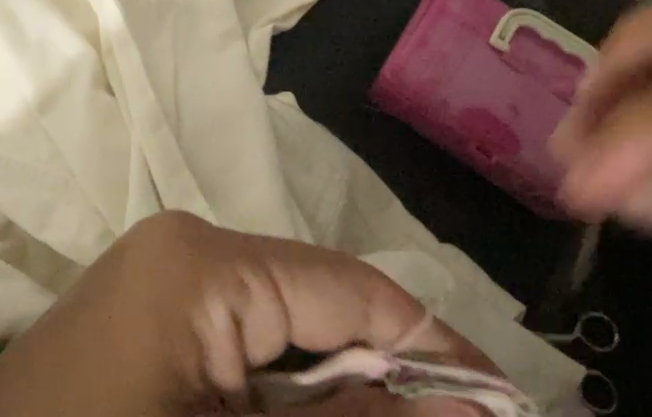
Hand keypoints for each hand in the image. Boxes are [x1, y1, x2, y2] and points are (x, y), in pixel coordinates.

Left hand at [0, 211, 496, 415]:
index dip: (437, 348)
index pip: (354, 288)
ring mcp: (157, 286)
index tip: (509, 408)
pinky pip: (236, 354)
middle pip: (321, 311)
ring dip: (333, 396)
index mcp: (205, 261)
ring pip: (283, 340)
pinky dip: (280, 397)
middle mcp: (183, 251)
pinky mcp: (142, 327)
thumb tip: (465, 407)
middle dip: (384, 381)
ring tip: (391, 415)